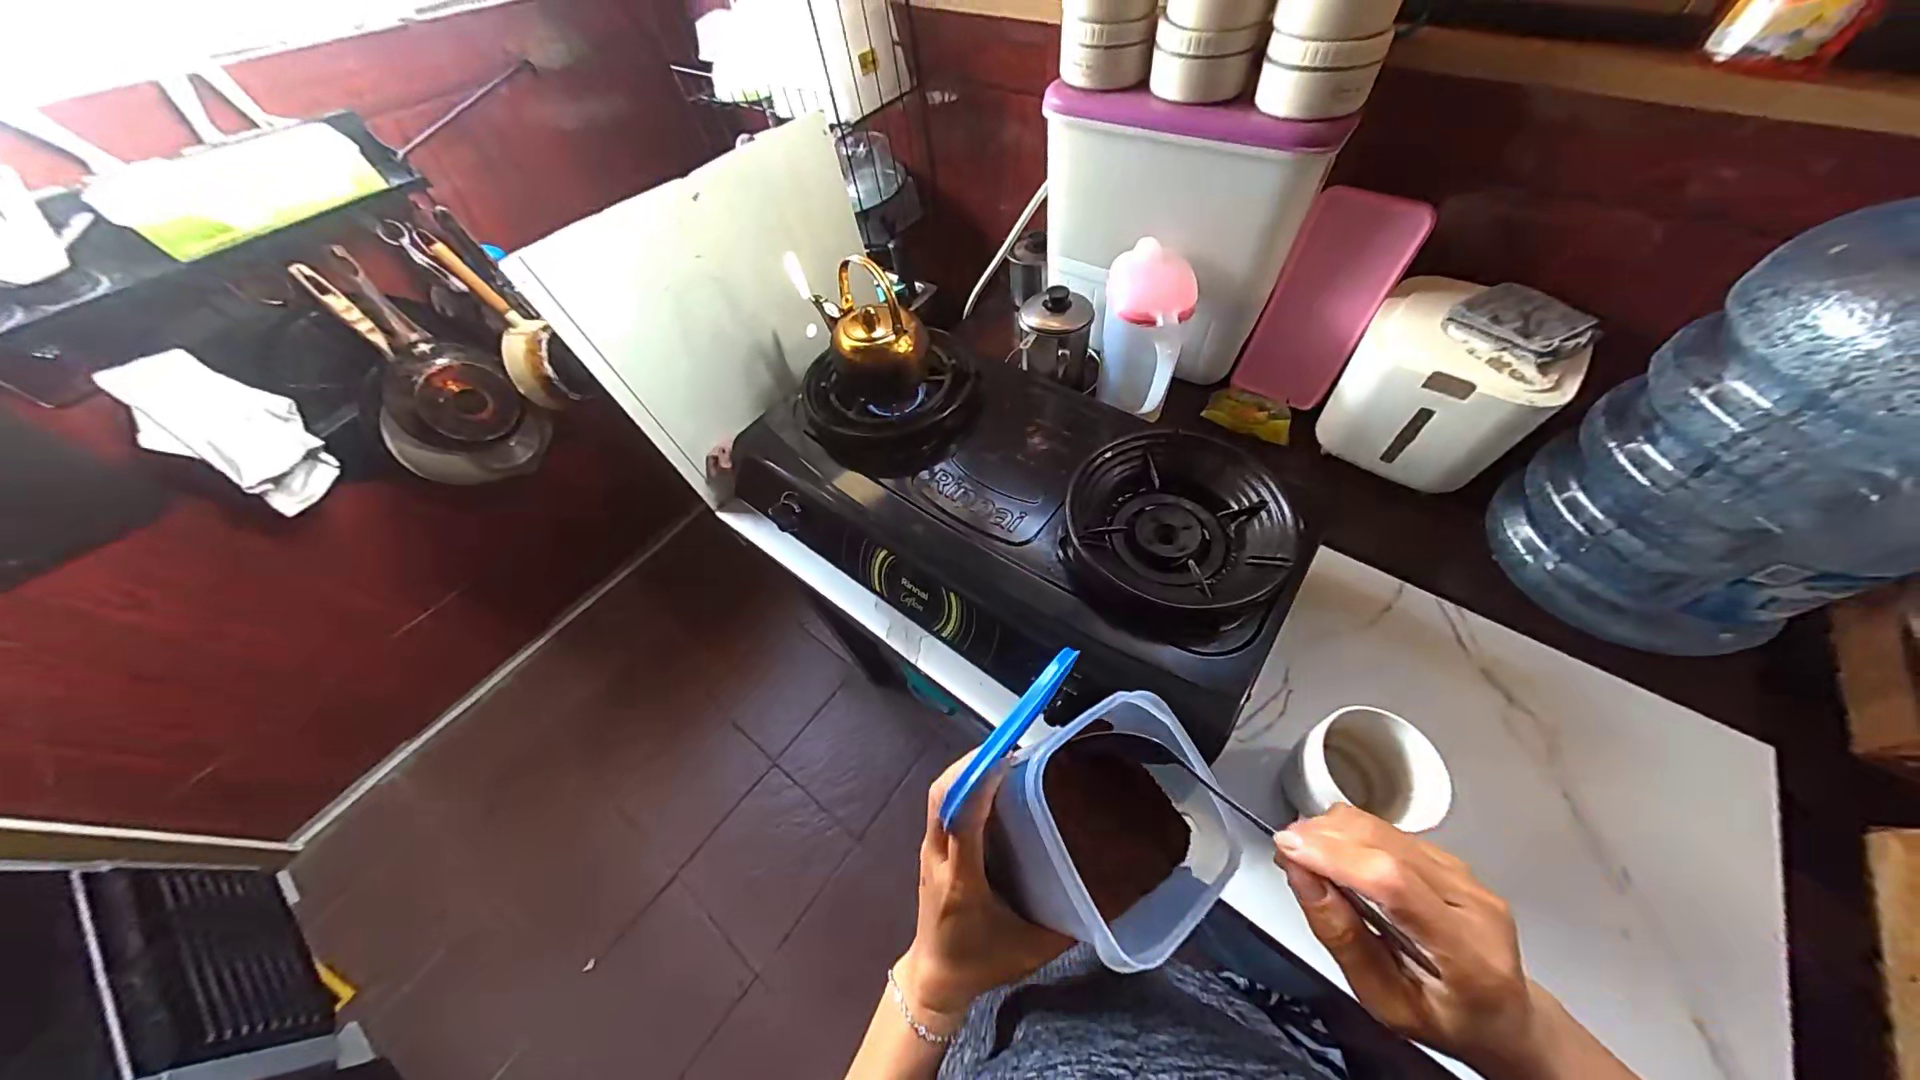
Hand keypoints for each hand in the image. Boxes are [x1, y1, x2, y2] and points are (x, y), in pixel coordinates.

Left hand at [896, 754, 1072, 1031]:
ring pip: (938, 795)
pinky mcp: (931, 847)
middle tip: (1007, 749)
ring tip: (1000, 757)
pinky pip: (941, 804)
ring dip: (966, 769)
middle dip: (971, 764)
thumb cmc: (980, 963)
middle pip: (942, 796)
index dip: (980, 786)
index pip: (963, 821)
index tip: (1006, 761)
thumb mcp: (1030, 948)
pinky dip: (962, 783)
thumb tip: (1103, 895)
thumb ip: (1065, 922)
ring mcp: (930, 850)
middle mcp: (939, 857)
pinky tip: (987, 781)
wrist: (933, 979)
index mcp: (962, 882)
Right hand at [1274, 805, 1541, 1076]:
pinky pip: (1387, 830)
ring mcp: (1465, 875)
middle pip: (1383, 843)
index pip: (1393, 882)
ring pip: (1381, 828)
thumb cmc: (1444, 1018)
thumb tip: (1300, 873)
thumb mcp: (1384, 1000)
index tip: (1287, 847)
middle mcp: (1473, 903)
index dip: (1333, 856)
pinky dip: (1348, 833)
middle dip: (1322, 836)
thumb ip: (1340, 936)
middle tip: (1286, 850)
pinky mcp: (1449, 857)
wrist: (1503, 1017)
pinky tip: (1332, 853)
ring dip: (1330, 830)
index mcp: (1465, 953)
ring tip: (1304, 852)